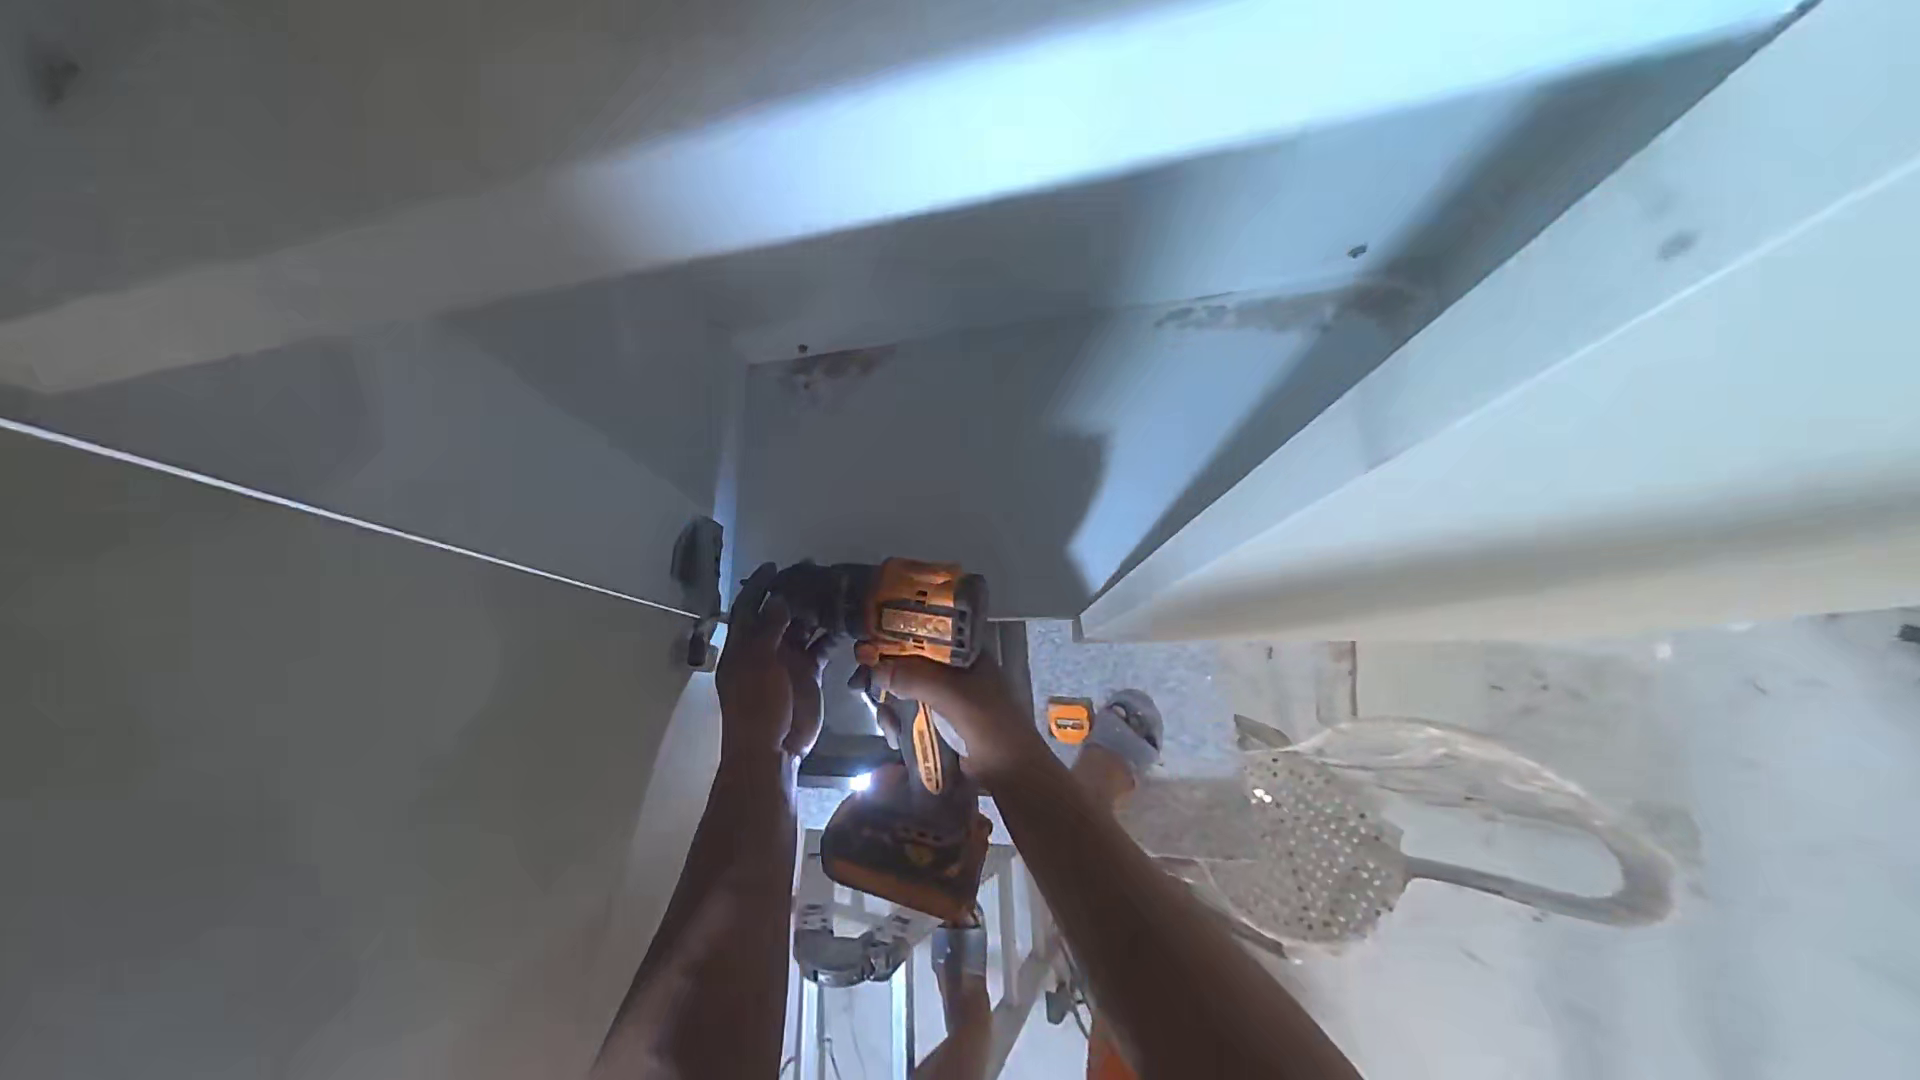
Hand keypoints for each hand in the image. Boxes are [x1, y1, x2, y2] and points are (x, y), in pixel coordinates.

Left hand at [716, 563, 828, 762]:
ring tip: (837, 593)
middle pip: (780, 613)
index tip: (775, 565)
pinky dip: (832, 636)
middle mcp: (765, 647)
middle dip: (795, 593)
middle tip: (818, 574)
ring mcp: (788, 659)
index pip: (749, 606)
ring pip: (804, 627)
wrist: (772, 748)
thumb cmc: (756, 705)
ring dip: (817, 612)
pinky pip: (822, 648)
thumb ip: (768, 628)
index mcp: (744, 644)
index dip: (760, 585)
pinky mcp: (809, 672)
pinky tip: (847, 623)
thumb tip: (780, 597)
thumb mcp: (757, 663)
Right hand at [868, 654, 1047, 783]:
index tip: (866, 653)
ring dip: (889, 704)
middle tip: (861, 689)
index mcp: (964, 654)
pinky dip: (897, 721)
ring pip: (905, 689)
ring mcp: (947, 696)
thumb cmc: (990, 727)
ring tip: (888, 725)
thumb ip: (916, 679)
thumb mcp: (954, 697)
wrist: (1011, 773)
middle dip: (885, 677)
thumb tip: (875, 667)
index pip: (923, 636)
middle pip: (908, 663)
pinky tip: (893, 736)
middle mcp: (954, 670)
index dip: (894, 641)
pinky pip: (910, 712)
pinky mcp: (940, 720)